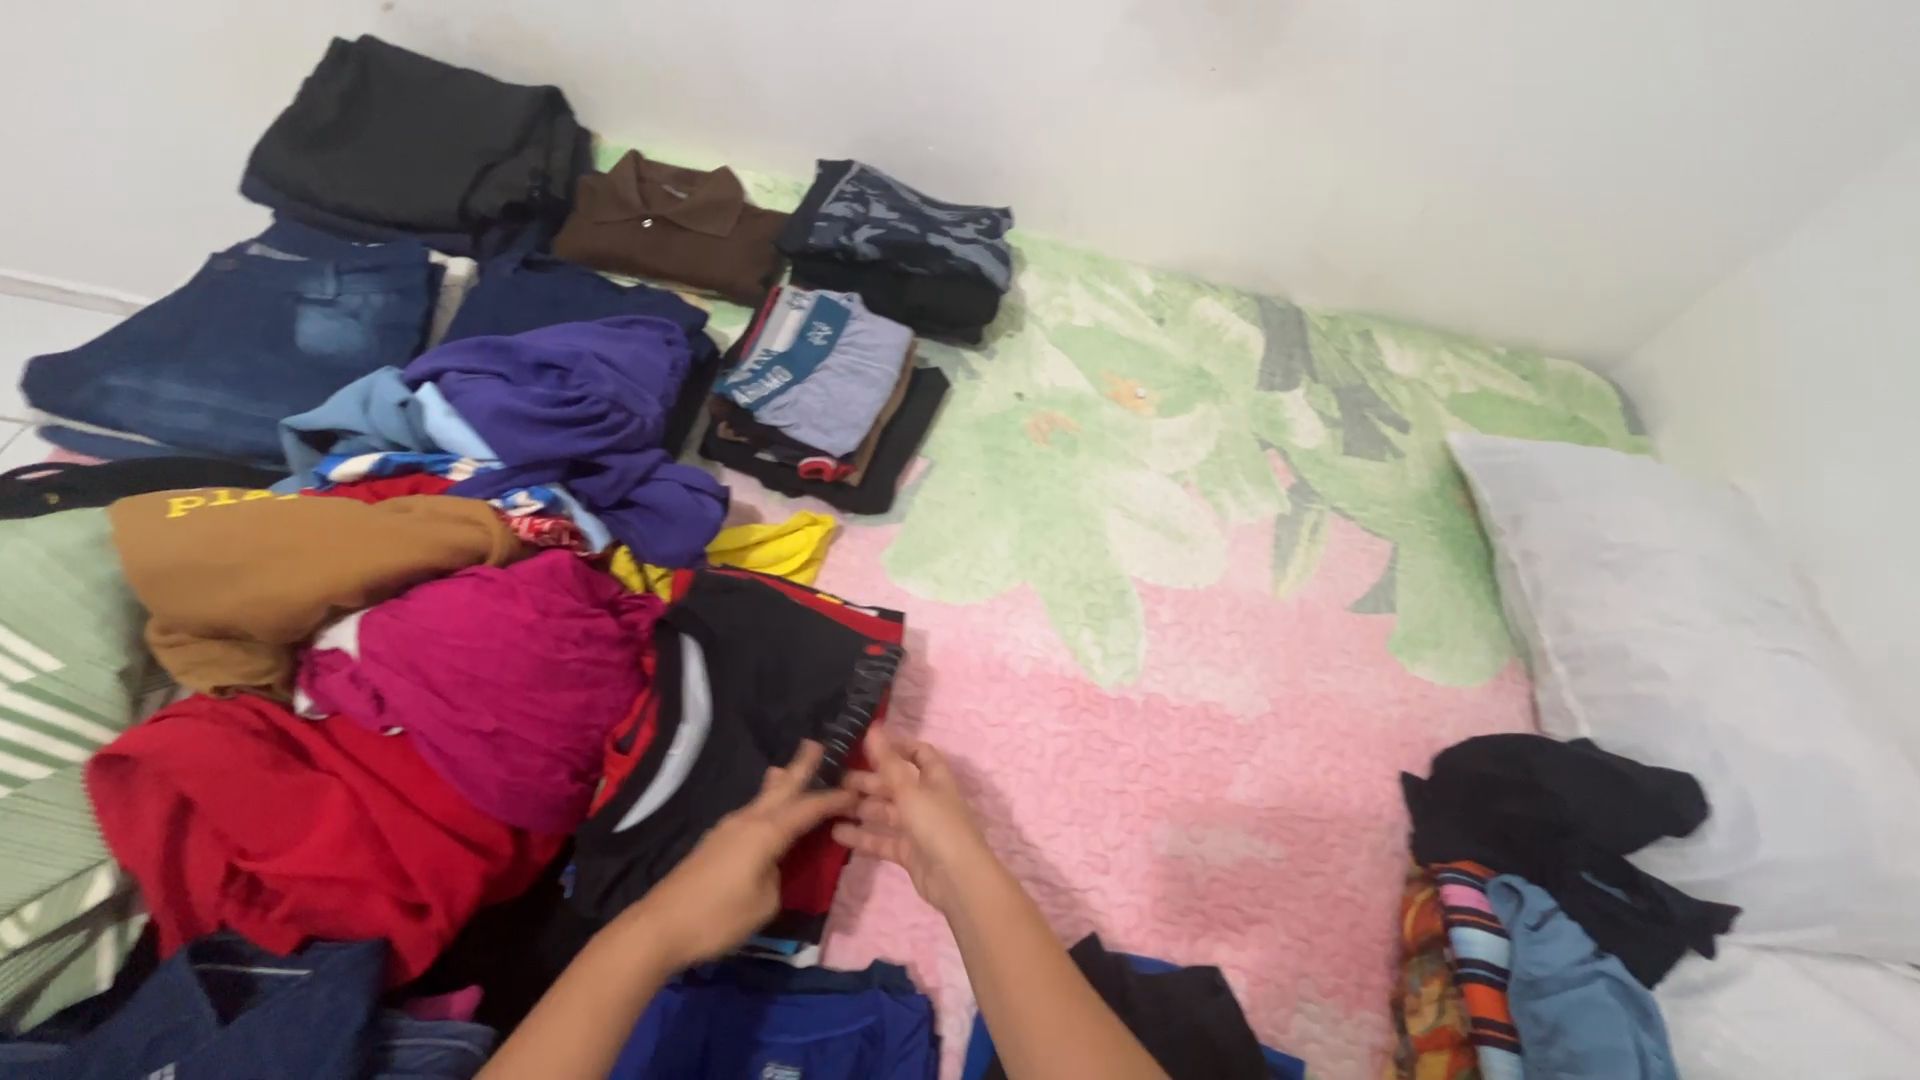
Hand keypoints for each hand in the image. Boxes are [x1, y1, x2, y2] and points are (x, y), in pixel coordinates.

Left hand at [623, 740, 855, 969]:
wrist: (658, 927)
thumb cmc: (717, 916)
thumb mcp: (765, 902)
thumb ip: (778, 876)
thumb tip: (772, 866)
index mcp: (766, 832)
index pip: (809, 809)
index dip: (833, 799)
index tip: (856, 789)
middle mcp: (748, 821)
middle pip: (781, 788)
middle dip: (800, 767)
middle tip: (816, 744)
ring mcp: (727, 829)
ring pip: (762, 798)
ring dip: (780, 784)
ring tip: (786, 769)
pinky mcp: (714, 843)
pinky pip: (750, 813)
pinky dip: (765, 804)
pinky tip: (765, 810)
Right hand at [832, 728, 995, 913]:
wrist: (957, 878)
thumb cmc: (936, 824)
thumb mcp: (910, 789)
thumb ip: (888, 761)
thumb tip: (874, 727)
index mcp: (935, 779)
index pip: (919, 754)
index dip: (898, 747)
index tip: (868, 744)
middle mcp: (927, 800)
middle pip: (896, 784)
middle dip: (869, 781)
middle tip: (837, 779)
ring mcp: (918, 827)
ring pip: (886, 813)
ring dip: (862, 808)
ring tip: (832, 805)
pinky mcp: (909, 853)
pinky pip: (882, 840)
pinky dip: (863, 837)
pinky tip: (837, 834)